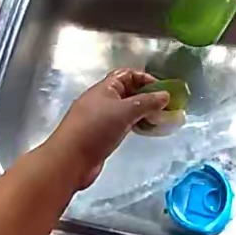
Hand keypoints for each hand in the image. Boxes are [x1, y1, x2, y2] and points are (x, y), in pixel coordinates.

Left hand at [42, 69, 171, 189]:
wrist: (69, 160)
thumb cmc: (96, 129)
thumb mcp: (124, 111)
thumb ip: (147, 102)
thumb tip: (165, 95)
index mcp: (104, 88)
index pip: (128, 74)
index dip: (146, 79)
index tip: (163, 90)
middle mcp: (102, 100)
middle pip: (128, 91)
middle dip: (147, 97)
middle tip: (166, 107)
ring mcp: (100, 118)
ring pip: (126, 109)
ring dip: (142, 112)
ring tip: (160, 120)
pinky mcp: (101, 134)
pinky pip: (122, 124)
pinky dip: (135, 124)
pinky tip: (145, 131)